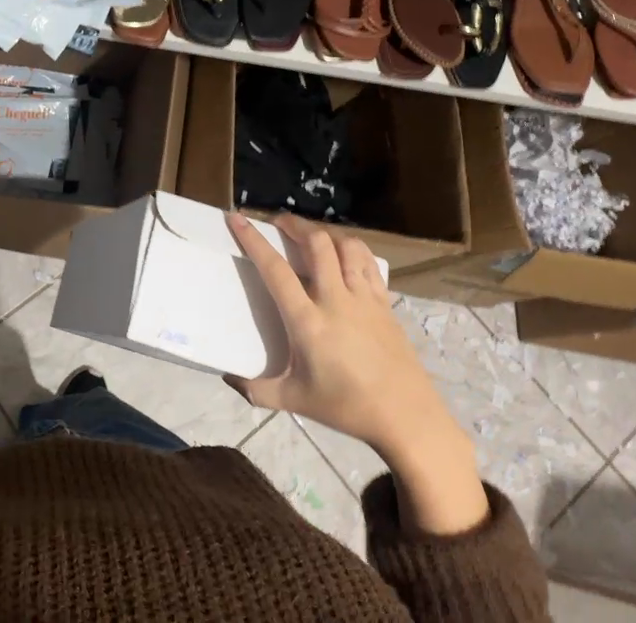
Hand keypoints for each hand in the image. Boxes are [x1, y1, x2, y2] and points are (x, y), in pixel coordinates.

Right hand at [222, 213, 451, 460]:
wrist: (407, 416)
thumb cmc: (347, 407)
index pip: (276, 270)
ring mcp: (365, 299)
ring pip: (347, 246)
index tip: (238, 219)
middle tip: (279, 222)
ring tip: (311, 233)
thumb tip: (229, 380)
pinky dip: (352, 249)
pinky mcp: (385, 304)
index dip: (254, 240)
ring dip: (326, 233)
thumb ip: (257, 390)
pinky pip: (368, 263)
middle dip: (295, 225)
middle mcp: (336, 300)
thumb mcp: (294, 401)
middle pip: (317, 244)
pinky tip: (344, 254)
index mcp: (308, 321)